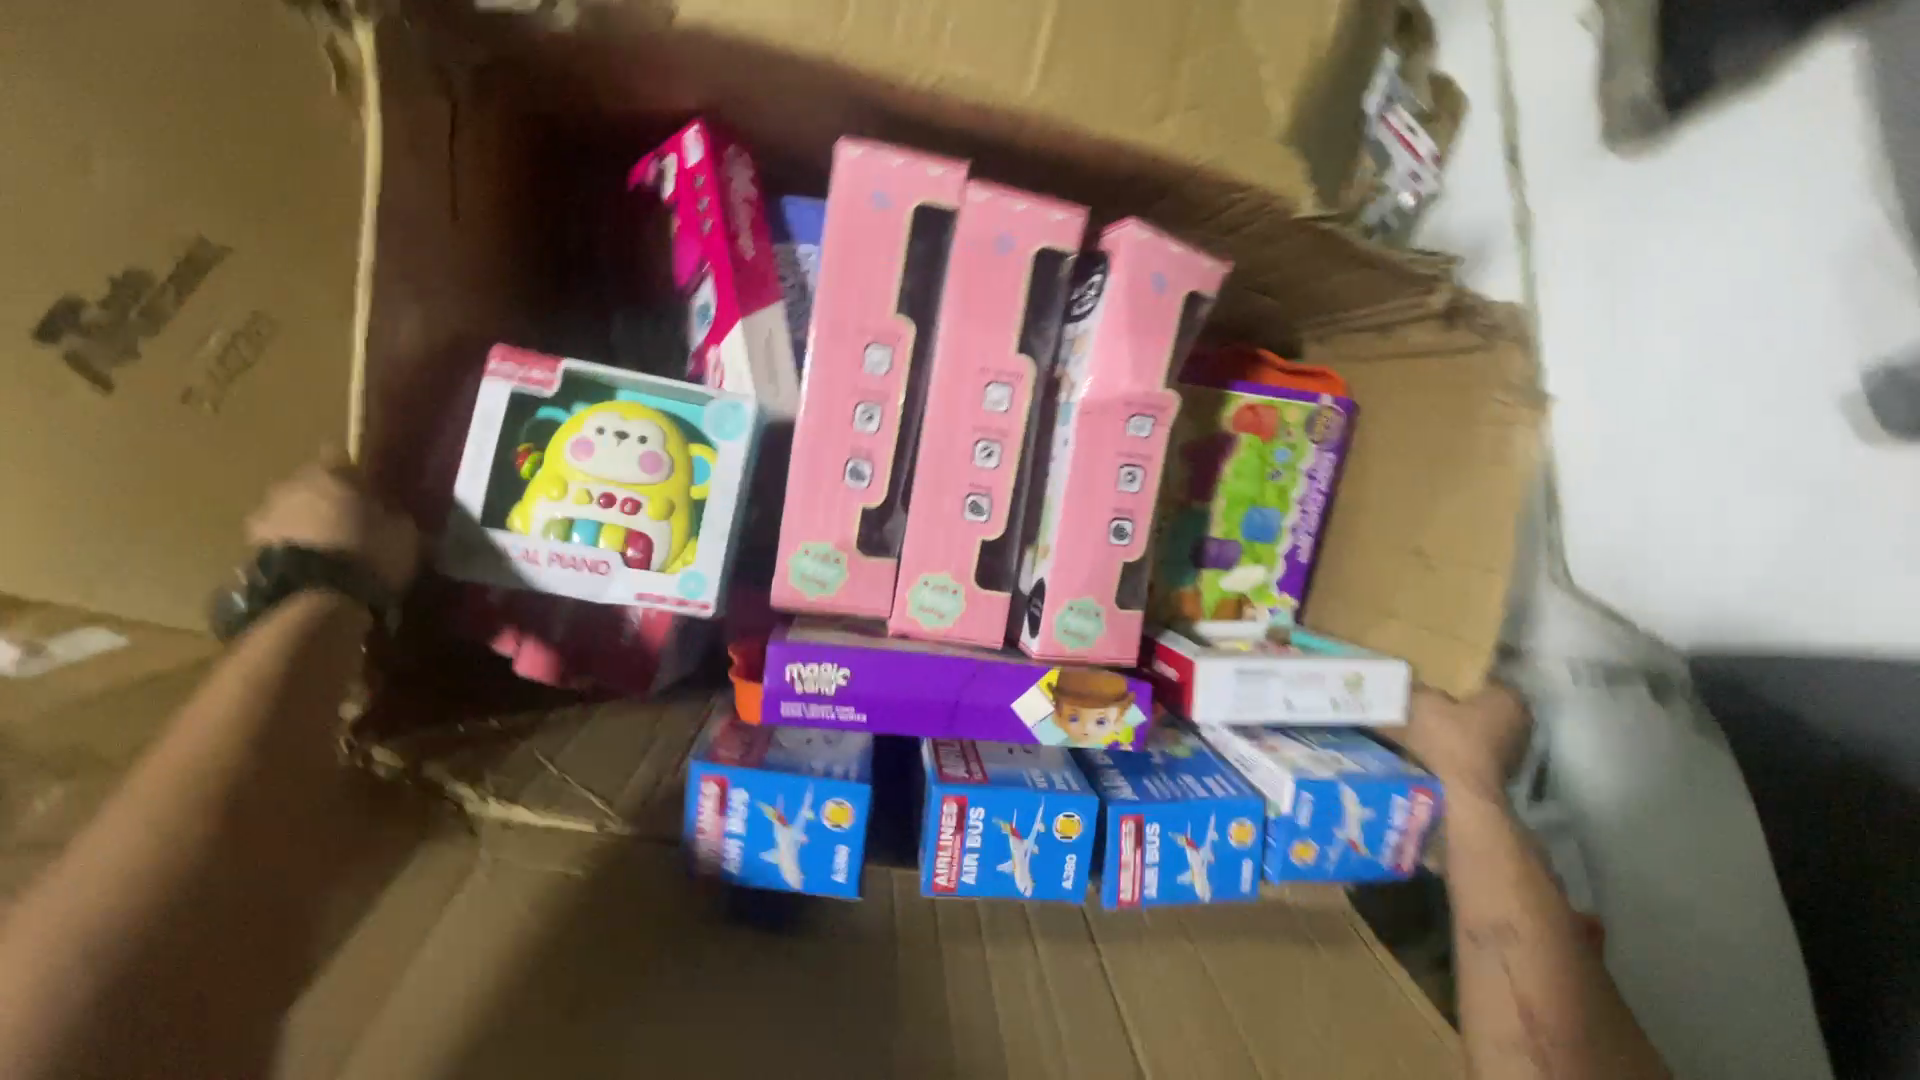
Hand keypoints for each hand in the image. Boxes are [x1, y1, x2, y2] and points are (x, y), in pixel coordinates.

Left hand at [245, 451, 420, 594]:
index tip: (373, 493)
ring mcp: (264, 516)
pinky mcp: (250, 548)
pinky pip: (280, 540)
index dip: (358, 476)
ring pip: (292, 512)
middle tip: (352, 523)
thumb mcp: (404, 532)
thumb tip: (392, 513)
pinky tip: (315, 567)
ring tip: (331, 550)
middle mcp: (290, 485)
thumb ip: (393, 515)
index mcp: (329, 473)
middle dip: (328, 500)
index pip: (342, 458)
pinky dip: (295, 548)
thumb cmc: (369, 553)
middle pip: (312, 485)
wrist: (318, 597)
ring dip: (307, 524)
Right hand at [1383, 683, 1532, 804]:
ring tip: (1436, 727)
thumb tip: (1415, 686)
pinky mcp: (1508, 769)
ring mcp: (1518, 747)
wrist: (1465, 790)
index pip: (1484, 680)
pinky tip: (1445, 748)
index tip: (1439, 683)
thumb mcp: (1424, 704)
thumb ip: (1420, 690)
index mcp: (1507, 697)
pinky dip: (1467, 746)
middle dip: (1463, 705)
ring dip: (1465, 727)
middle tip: (1435, 704)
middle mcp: (1521, 719)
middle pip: (1486, 705)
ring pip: (1486, 728)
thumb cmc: (1450, 739)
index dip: (1459, 680)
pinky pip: (1483, 748)